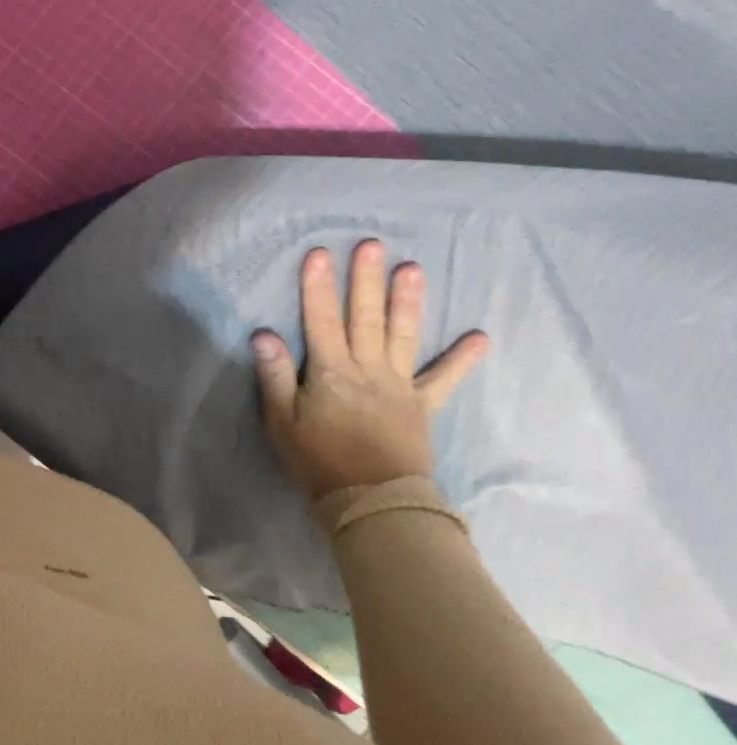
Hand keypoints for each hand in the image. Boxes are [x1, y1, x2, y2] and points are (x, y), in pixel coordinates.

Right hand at [251, 241, 488, 498]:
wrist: (372, 499)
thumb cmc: (317, 459)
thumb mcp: (280, 420)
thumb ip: (274, 376)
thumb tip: (264, 334)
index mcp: (330, 371)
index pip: (321, 319)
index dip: (318, 286)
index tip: (320, 253)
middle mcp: (367, 369)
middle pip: (365, 317)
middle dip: (366, 280)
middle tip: (372, 245)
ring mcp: (399, 385)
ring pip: (403, 335)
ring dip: (407, 301)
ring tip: (413, 268)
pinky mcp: (421, 405)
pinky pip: (443, 379)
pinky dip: (462, 358)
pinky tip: (479, 337)